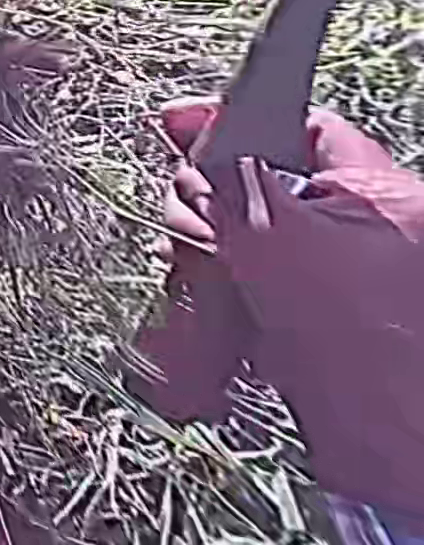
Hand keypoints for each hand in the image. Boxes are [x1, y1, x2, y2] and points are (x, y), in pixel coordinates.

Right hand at [155, 98, 423, 510]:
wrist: (385, 442)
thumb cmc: (356, 335)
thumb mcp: (276, 235)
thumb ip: (226, 174)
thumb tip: (180, 116)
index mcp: (384, 196)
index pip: (296, 127)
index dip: (231, 125)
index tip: (172, 127)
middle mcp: (358, 224)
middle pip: (243, 177)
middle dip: (205, 206)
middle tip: (212, 240)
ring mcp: (322, 263)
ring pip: (224, 224)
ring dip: (200, 249)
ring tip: (220, 285)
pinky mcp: (290, 295)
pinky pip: (224, 264)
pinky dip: (207, 280)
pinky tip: (215, 302)